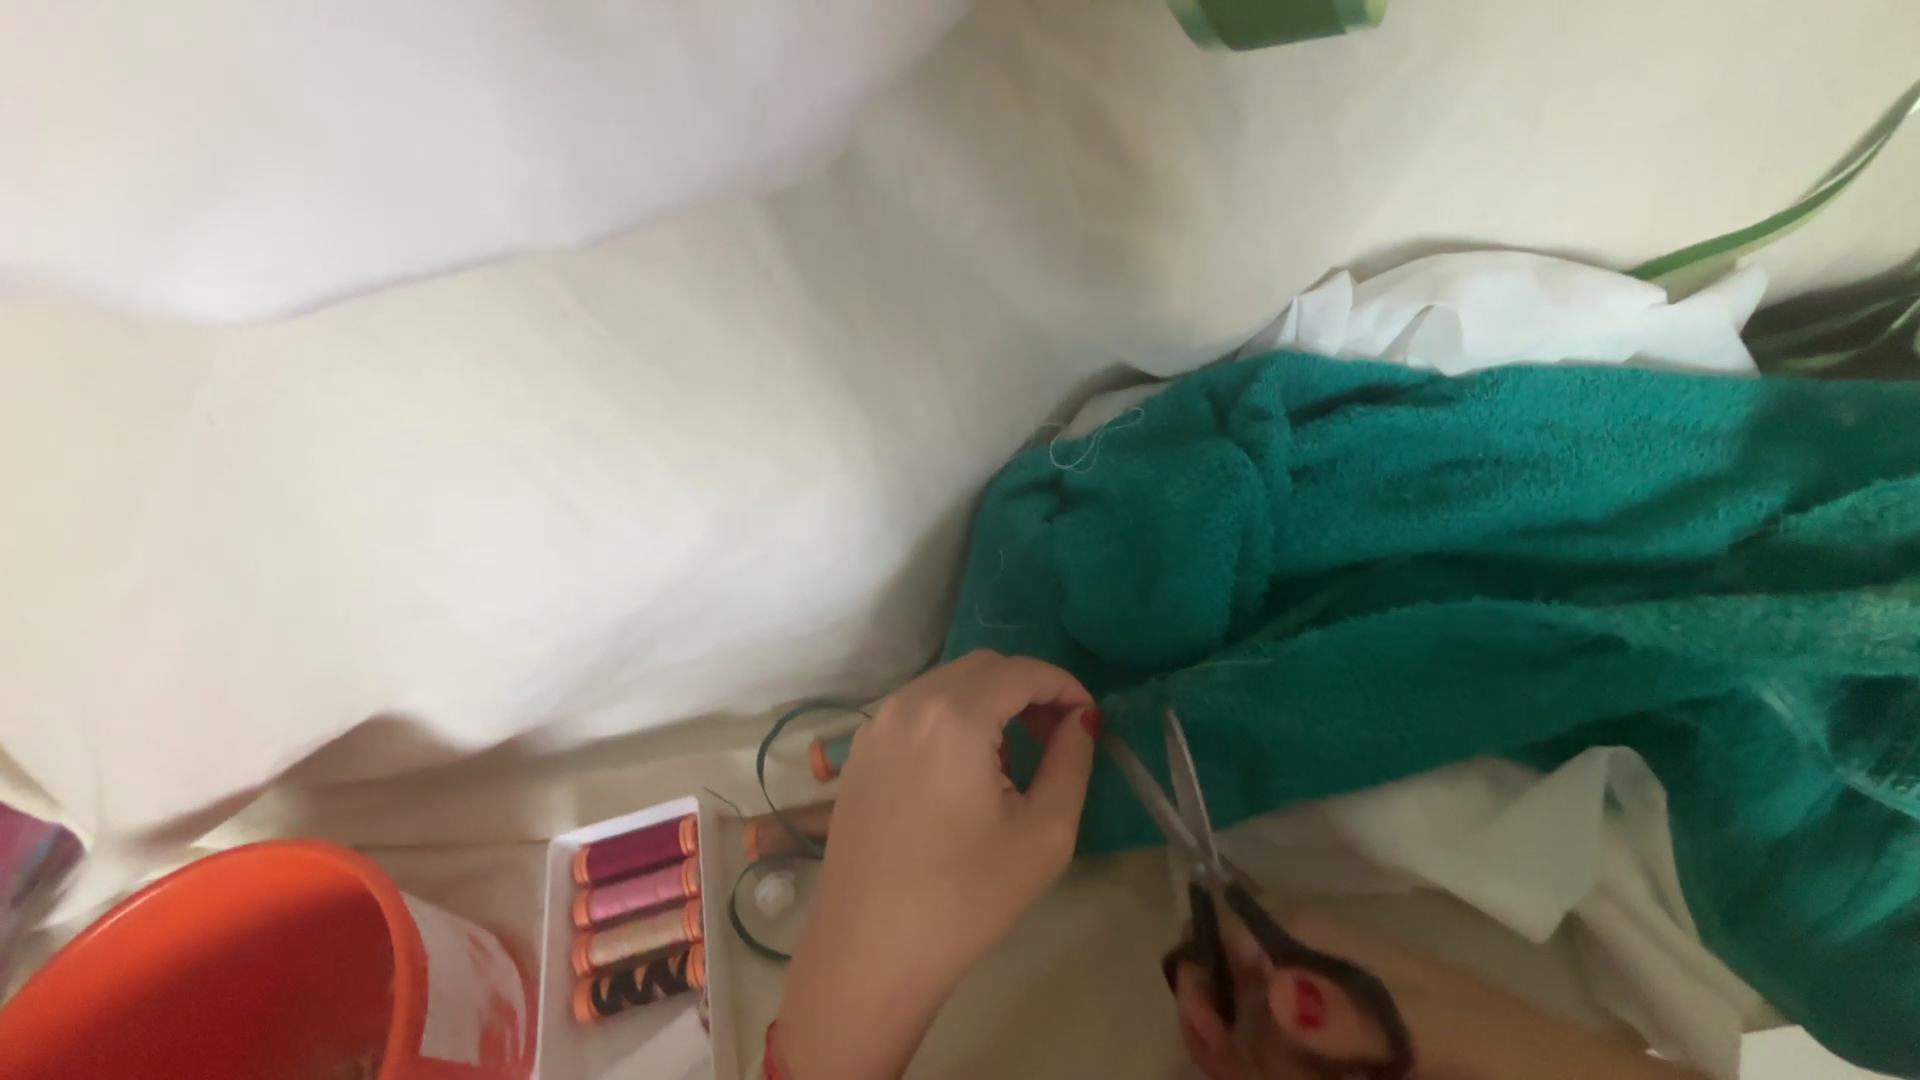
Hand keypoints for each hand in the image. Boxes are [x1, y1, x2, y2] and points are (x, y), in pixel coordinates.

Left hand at [774, 650, 1100, 1079]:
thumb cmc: (966, 897)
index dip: (1064, 685)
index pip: (1022, 671)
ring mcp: (876, 725)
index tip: (1088, 719)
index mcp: (954, 715)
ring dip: (989, 702)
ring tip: (1013, 760)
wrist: (869, 952)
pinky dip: (952, 717)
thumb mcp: (1044, 832)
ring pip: (946, 684)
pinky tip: (964, 771)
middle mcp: (908, 703)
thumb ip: (1072, 760)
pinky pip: (916, 709)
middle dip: (1027, 689)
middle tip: (1057, 735)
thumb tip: (1082, 718)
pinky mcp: (859, 752)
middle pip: (982, 667)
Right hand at [1171, 905, 1710, 1079]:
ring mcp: (1320, 1017)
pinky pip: (1281, 1065)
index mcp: (1315, 938)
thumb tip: (1278, 994)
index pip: (1222, 934)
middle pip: (1227, 994)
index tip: (1216, 1043)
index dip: (1206, 982)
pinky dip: (1276, 1077)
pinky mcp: (1335, 1058)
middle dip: (1234, 1045)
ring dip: (1256, 1068)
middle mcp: (1304, 967)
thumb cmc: (1512, 1055)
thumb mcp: (1443, 1035)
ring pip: (1250, 1038)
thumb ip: (1359, 1016)